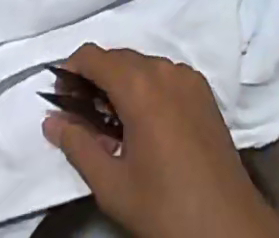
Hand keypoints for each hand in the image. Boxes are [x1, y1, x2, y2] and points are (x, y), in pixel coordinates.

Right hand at [43, 45, 278, 237]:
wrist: (225, 221)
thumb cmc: (163, 204)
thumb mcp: (111, 182)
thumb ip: (78, 145)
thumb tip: (52, 120)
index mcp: (140, 86)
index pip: (94, 56)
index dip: (71, 70)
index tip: (60, 97)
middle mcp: (165, 70)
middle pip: (119, 57)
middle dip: (95, 79)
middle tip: (80, 116)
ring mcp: (189, 77)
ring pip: (144, 65)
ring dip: (122, 82)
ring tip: (111, 123)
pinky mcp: (204, 90)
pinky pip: (166, 75)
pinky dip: (147, 87)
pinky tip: (143, 123)